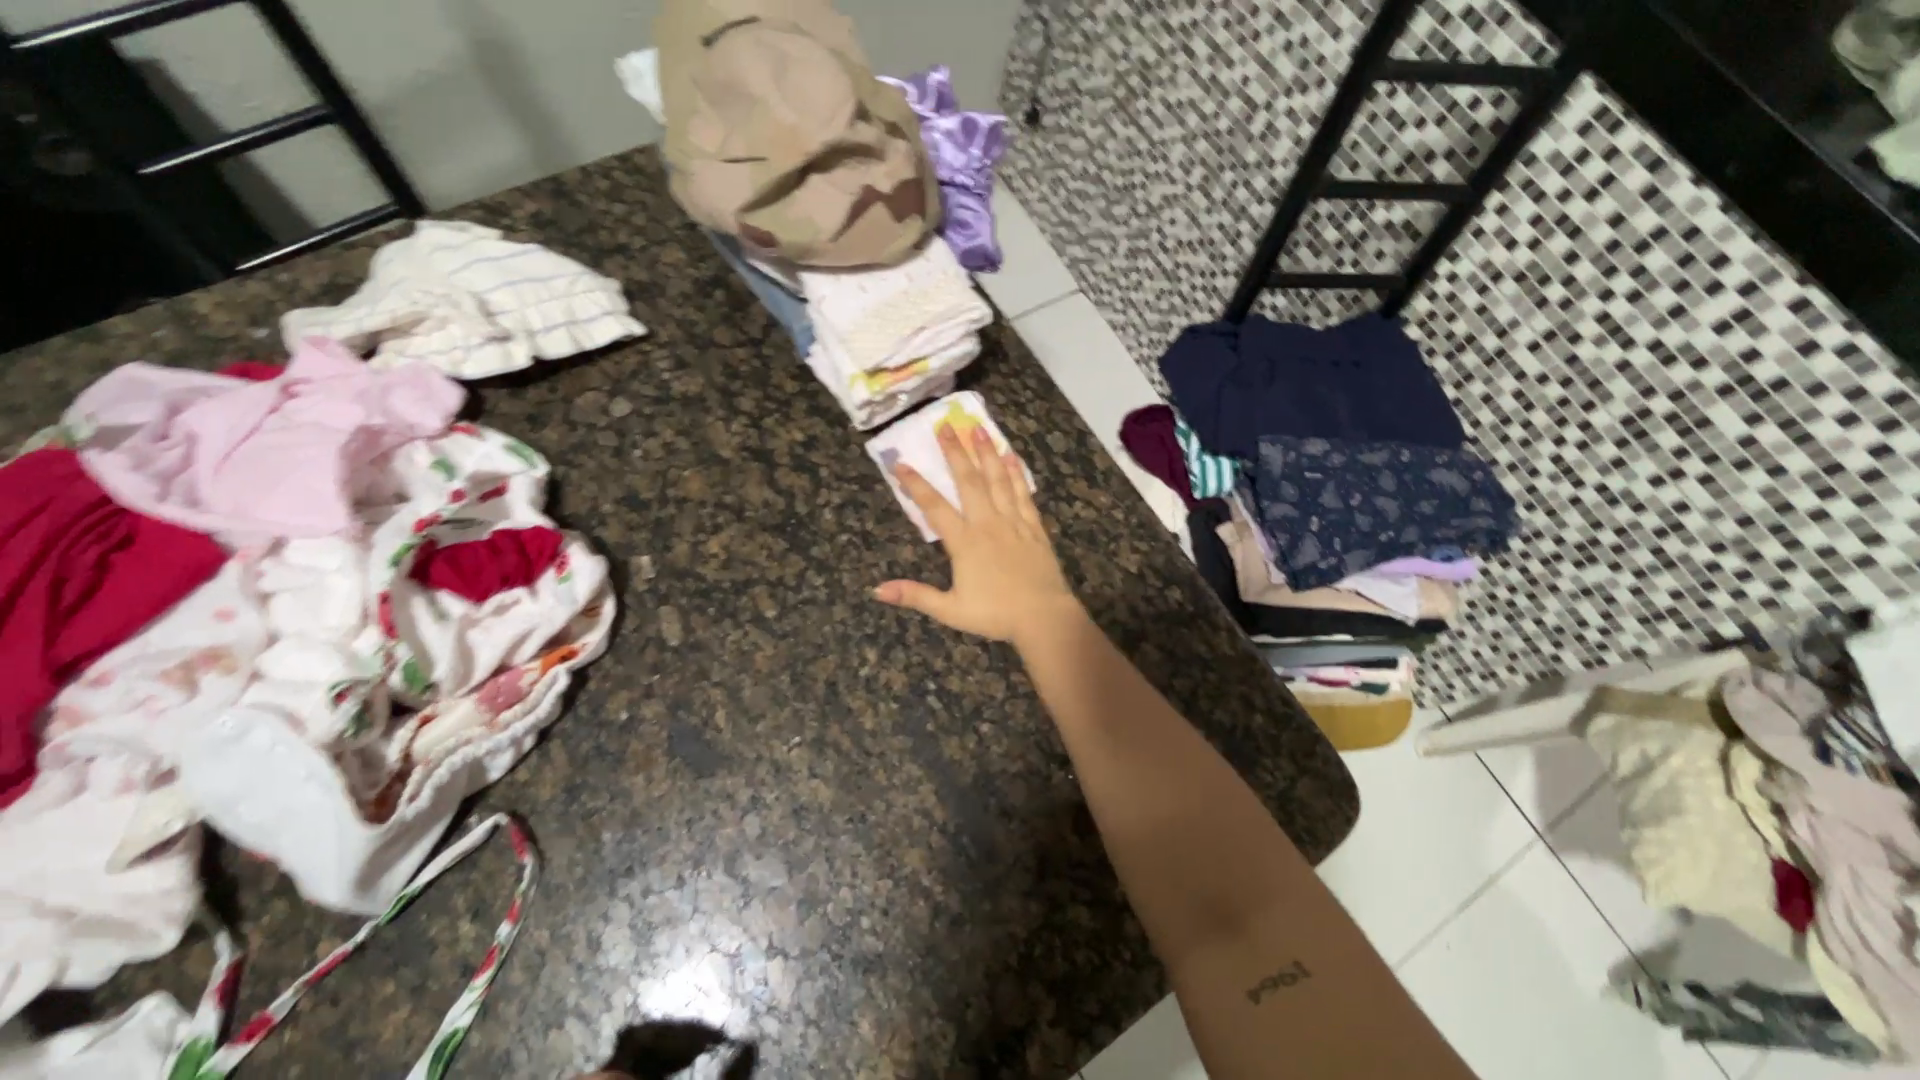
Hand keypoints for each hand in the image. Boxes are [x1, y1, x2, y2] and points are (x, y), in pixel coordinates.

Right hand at [874, 423, 1083, 645]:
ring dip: (986, 453)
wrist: (1043, 617)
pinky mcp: (1034, 527)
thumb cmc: (995, 614)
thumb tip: (877, 589)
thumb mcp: (950, 610)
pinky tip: (1012, 457)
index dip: (915, 485)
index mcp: (965, 542)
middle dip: (955, 452)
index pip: (934, 507)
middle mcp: (988, 524)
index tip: (900, 463)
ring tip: (978, 428)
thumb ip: (915, 595)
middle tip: (945, 425)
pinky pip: (1023, 494)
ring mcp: (1013, 522)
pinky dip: (1016, 474)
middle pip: (969, 481)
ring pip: (998, 480)